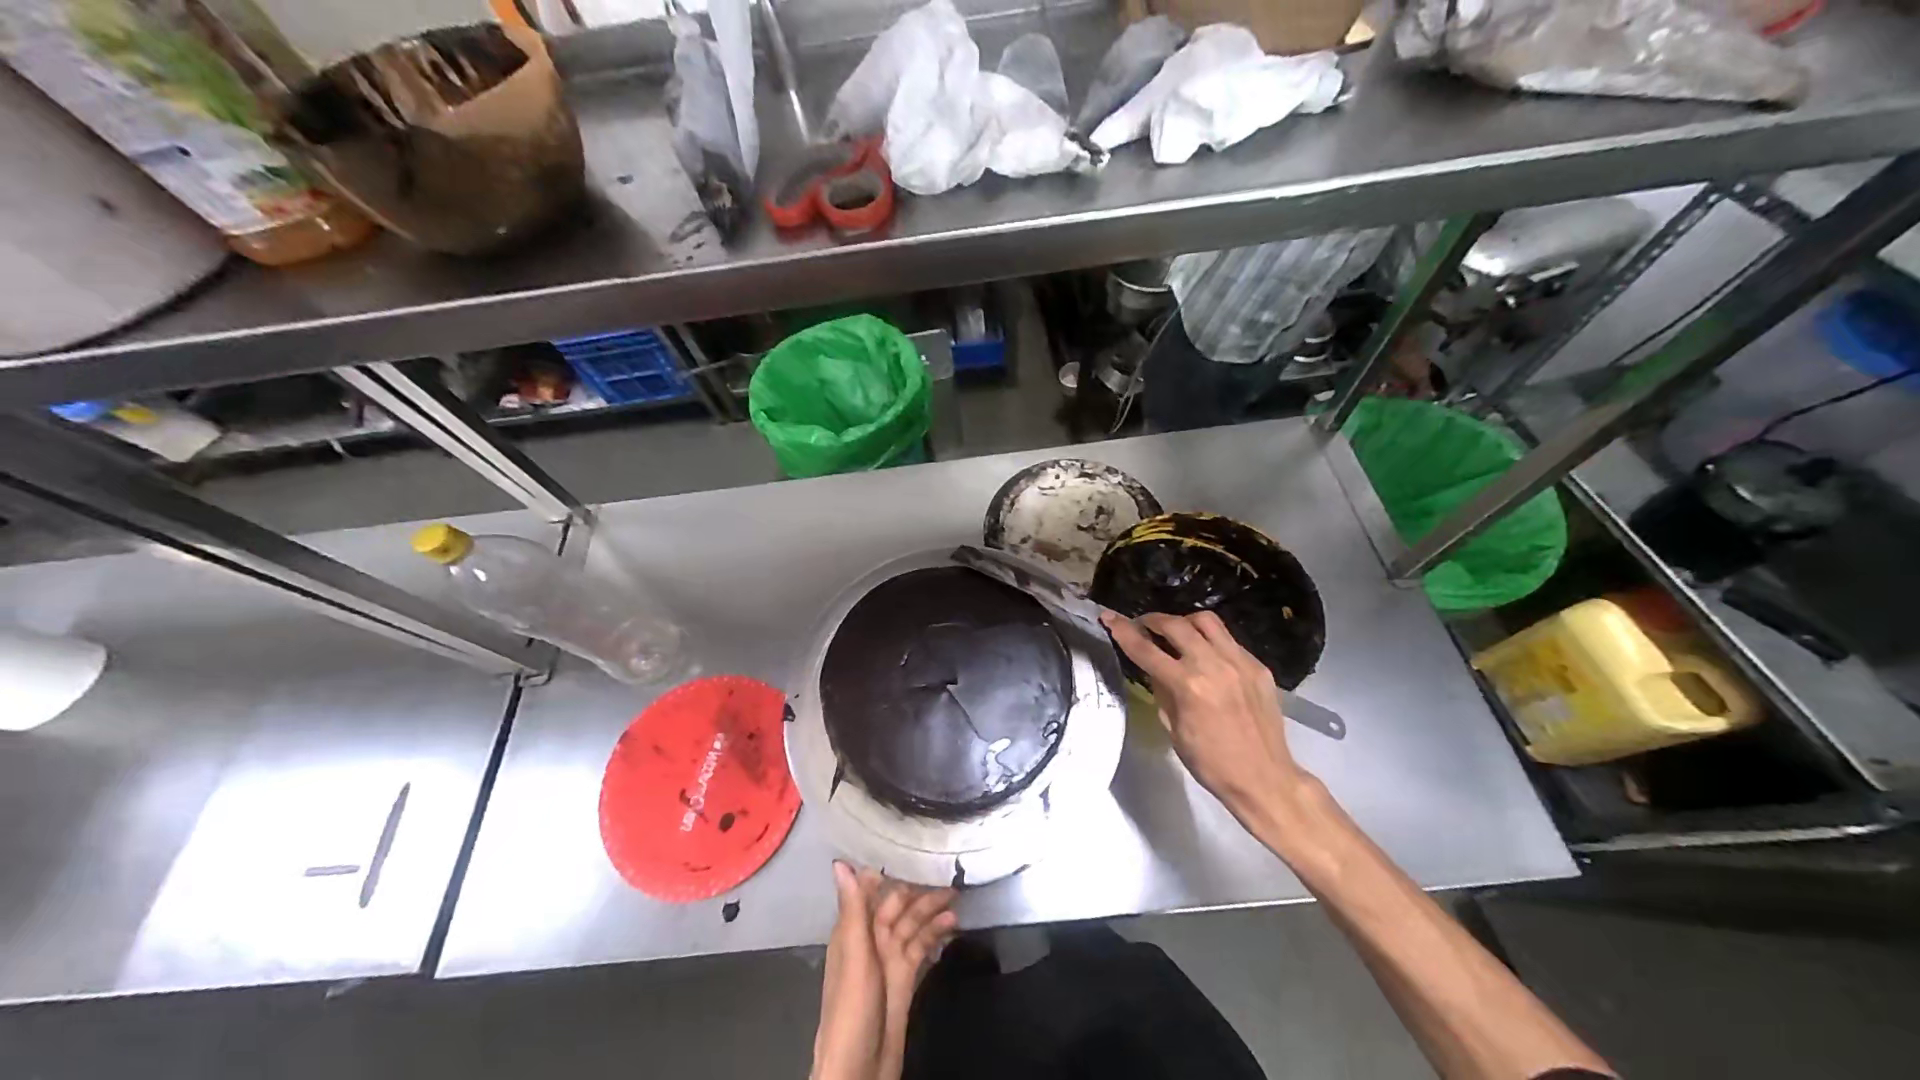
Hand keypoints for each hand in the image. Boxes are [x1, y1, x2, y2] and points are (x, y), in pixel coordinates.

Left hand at [812, 861, 957, 1079]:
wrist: (860, 1069)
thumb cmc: (852, 1009)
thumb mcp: (854, 955)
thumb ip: (853, 909)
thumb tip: (841, 862)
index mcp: (852, 931)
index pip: (871, 891)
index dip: (891, 870)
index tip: (913, 847)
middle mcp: (870, 941)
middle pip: (897, 906)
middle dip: (920, 889)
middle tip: (948, 873)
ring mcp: (889, 961)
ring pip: (912, 925)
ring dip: (932, 910)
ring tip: (957, 895)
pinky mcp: (905, 980)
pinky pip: (921, 948)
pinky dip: (935, 935)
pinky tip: (953, 924)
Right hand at [1101, 609, 1310, 825]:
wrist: (1264, 777)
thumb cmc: (1211, 762)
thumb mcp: (1174, 729)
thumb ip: (1162, 691)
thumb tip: (1153, 668)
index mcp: (1187, 685)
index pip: (1146, 650)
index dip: (1123, 631)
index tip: (1109, 617)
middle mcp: (1213, 665)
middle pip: (1175, 624)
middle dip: (1152, 620)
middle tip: (1142, 625)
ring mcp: (1239, 662)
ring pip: (1206, 621)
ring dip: (1183, 621)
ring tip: (1175, 632)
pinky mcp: (1258, 665)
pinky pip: (1228, 640)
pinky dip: (1209, 640)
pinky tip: (1205, 655)